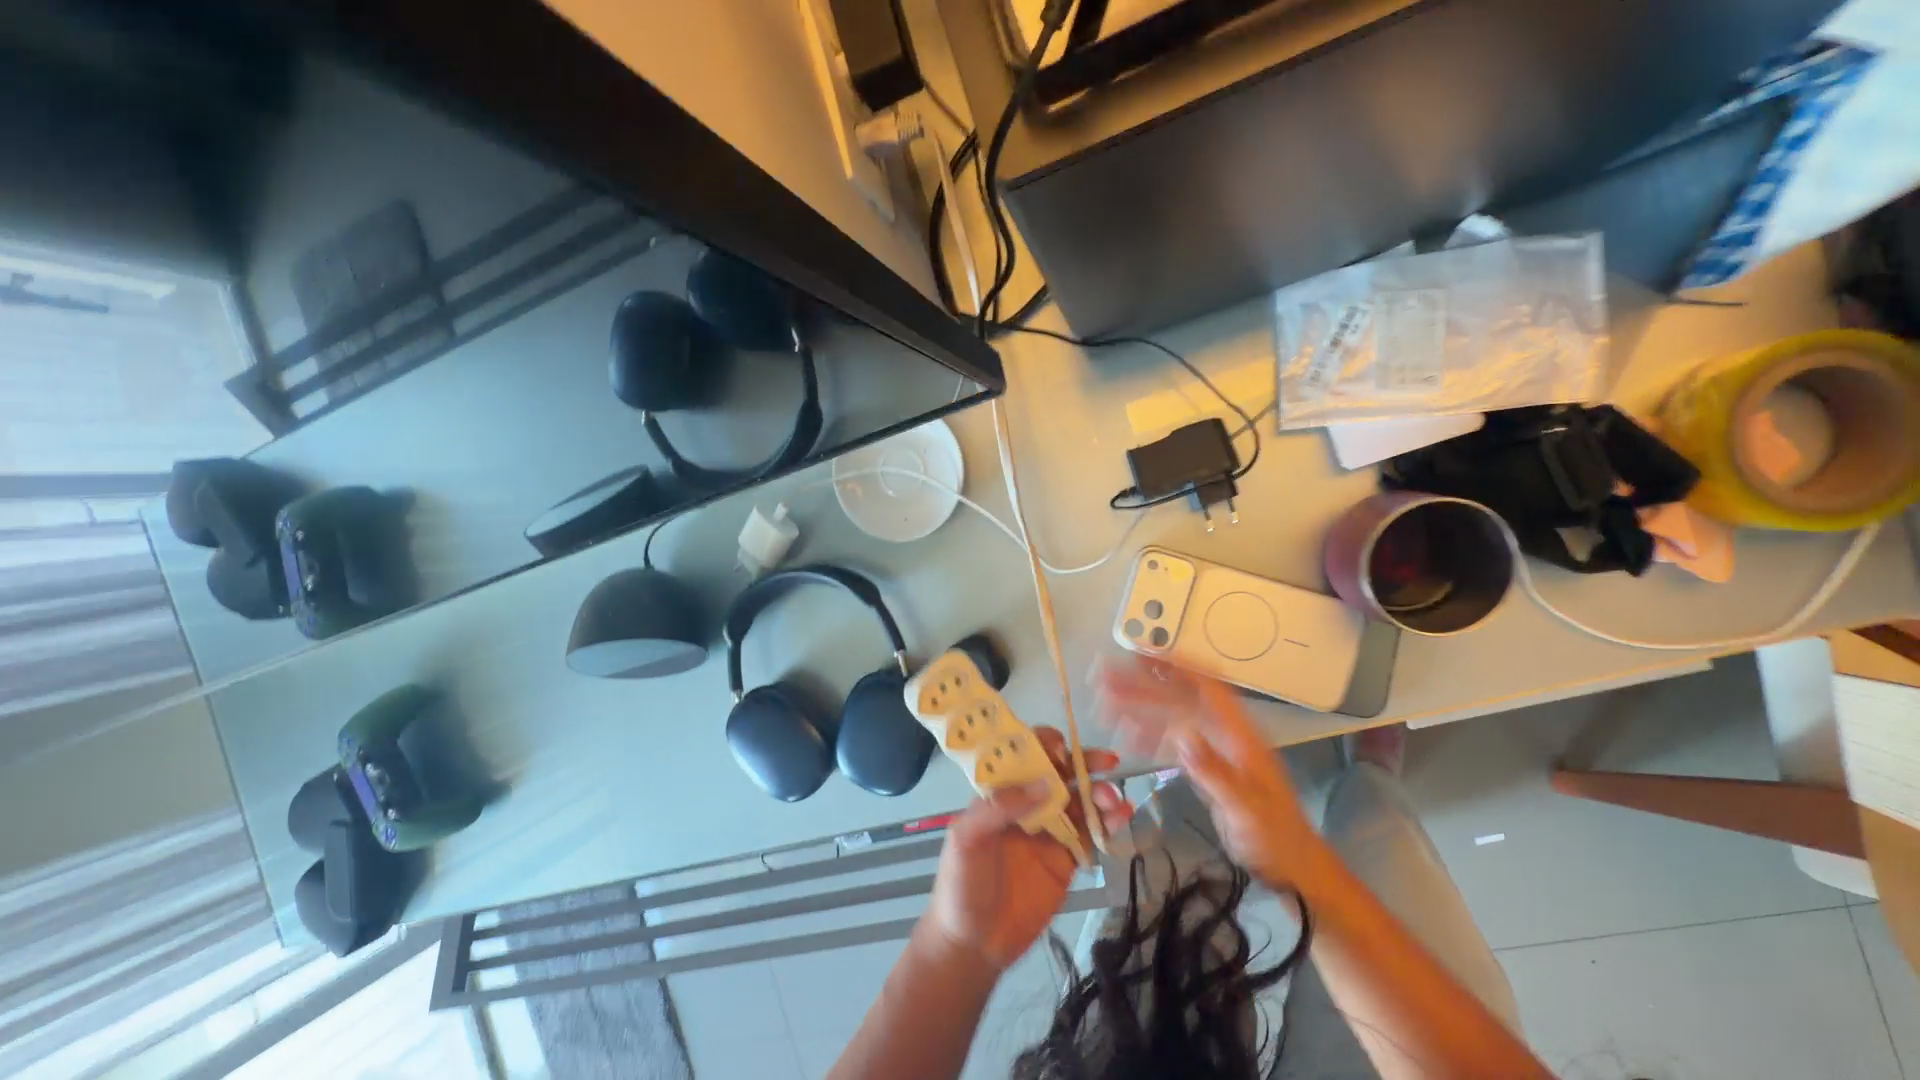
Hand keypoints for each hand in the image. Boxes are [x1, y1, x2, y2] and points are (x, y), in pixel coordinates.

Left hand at [922, 728, 1131, 974]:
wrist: (973, 944)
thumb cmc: (960, 885)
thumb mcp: (966, 838)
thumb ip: (1000, 806)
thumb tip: (1046, 784)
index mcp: (999, 794)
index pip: (1024, 757)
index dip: (1044, 746)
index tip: (1063, 749)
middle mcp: (1026, 806)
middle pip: (1060, 774)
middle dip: (1084, 763)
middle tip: (1106, 762)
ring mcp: (1049, 832)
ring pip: (1081, 801)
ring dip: (1101, 793)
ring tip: (1114, 801)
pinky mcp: (1067, 861)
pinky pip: (1091, 834)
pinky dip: (1109, 823)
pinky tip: (1122, 819)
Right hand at [1093, 658, 1319, 887]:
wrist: (1291, 865)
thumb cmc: (1274, 836)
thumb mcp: (1245, 807)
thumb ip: (1214, 772)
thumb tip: (1181, 735)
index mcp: (1239, 734)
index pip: (1206, 687)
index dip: (1176, 666)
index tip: (1143, 654)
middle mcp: (1225, 734)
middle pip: (1179, 699)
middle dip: (1143, 685)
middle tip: (1106, 678)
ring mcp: (1215, 750)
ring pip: (1171, 718)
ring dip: (1139, 706)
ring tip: (1104, 700)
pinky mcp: (1206, 768)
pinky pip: (1172, 742)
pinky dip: (1147, 735)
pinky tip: (1124, 734)